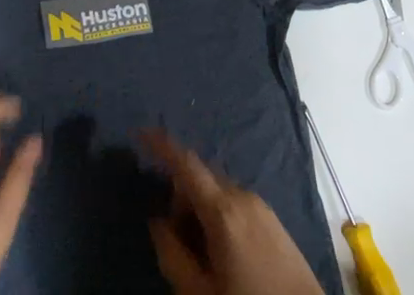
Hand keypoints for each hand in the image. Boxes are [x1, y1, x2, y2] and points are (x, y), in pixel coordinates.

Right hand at [141, 129, 321, 294]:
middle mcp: (242, 197)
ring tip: (198, 248)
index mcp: (222, 210)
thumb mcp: (198, 290)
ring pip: (218, 190)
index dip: (161, 145)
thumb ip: (171, 253)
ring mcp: (261, 206)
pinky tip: (220, 248)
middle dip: (179, 195)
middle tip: (173, 232)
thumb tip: (158, 222)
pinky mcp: (273, 219)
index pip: (186, 164)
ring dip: (199, 207)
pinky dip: (218, 213)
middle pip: (200, 177)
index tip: (140, 133)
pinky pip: (235, 202)